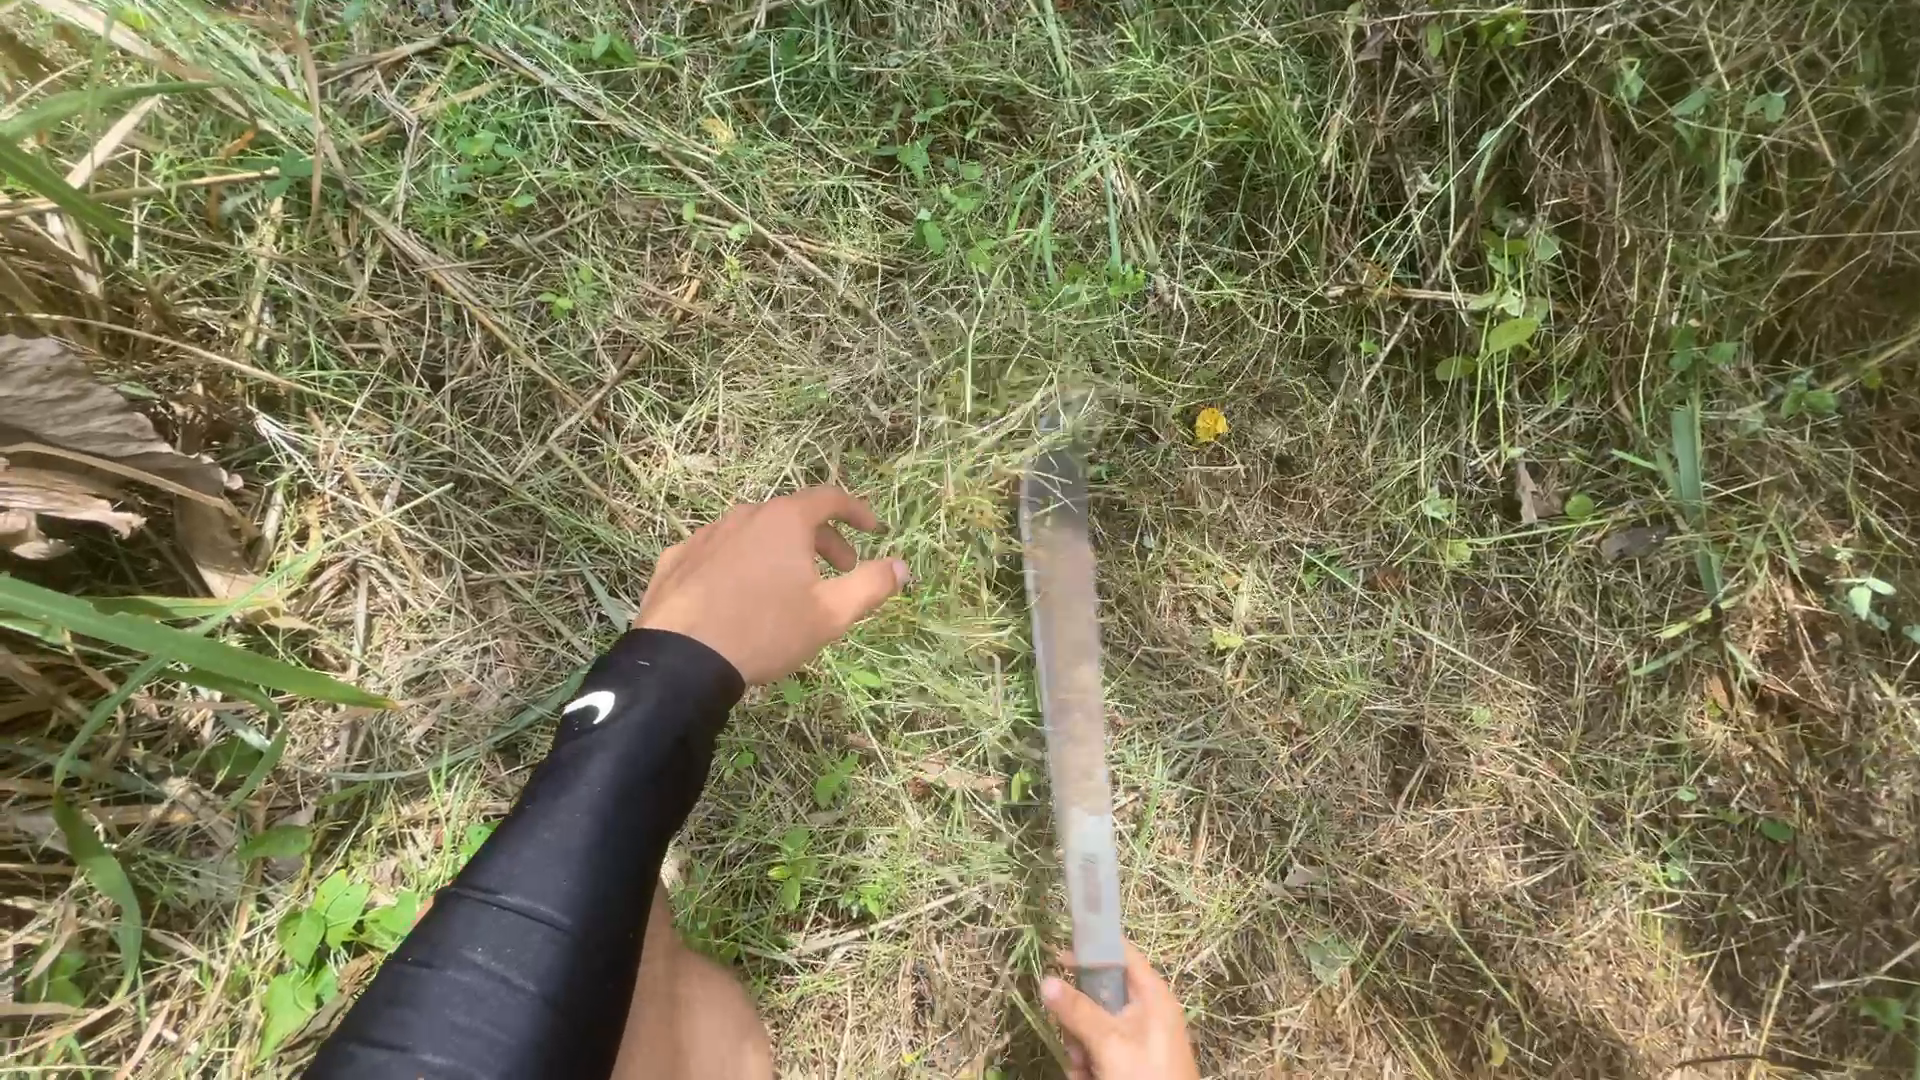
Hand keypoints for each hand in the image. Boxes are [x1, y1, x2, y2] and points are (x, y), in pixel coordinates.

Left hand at [635, 486, 909, 684]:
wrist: (680, 661)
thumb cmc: (766, 630)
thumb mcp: (831, 614)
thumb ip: (871, 585)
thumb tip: (902, 567)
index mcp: (784, 520)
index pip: (830, 499)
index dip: (858, 512)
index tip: (875, 530)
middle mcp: (744, 516)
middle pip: (793, 517)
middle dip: (824, 540)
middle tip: (840, 571)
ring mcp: (705, 536)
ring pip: (754, 534)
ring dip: (781, 551)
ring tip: (790, 586)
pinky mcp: (677, 560)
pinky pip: (719, 553)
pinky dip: (741, 564)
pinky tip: (740, 594)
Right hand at [1042, 942, 1199, 1079]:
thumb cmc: (1145, 1076)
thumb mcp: (1108, 1042)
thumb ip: (1076, 1010)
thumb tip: (1045, 980)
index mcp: (1151, 994)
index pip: (1120, 952)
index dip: (1091, 948)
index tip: (1059, 955)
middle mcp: (1146, 1010)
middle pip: (1100, 991)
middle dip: (1078, 1016)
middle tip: (1069, 1034)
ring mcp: (1139, 1038)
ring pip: (1095, 1024)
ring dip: (1079, 1045)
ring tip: (1080, 1068)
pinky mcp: (1132, 1062)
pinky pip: (1101, 1049)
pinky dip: (1089, 1063)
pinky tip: (1085, 1078)